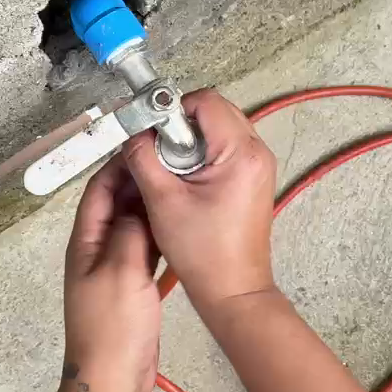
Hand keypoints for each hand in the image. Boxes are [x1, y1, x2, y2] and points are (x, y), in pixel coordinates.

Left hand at [62, 156, 163, 391]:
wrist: (112, 379)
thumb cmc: (113, 324)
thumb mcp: (122, 270)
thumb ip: (129, 231)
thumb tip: (137, 202)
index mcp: (85, 240)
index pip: (99, 189)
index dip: (120, 165)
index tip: (148, 146)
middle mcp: (96, 247)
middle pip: (115, 203)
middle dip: (139, 181)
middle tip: (173, 162)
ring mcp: (113, 266)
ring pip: (130, 224)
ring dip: (150, 205)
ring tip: (181, 184)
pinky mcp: (130, 283)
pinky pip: (143, 247)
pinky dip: (157, 232)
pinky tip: (179, 222)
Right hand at [120, 89, 277, 314]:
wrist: (233, 290)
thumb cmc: (203, 252)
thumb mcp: (161, 200)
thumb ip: (143, 157)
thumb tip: (133, 132)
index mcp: (241, 153)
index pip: (206, 101)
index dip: (174, 109)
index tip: (153, 130)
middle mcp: (257, 153)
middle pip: (214, 110)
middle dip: (181, 124)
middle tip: (159, 149)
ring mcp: (258, 165)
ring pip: (219, 128)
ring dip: (190, 139)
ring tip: (171, 168)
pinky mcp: (253, 178)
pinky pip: (225, 147)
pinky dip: (202, 153)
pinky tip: (185, 179)